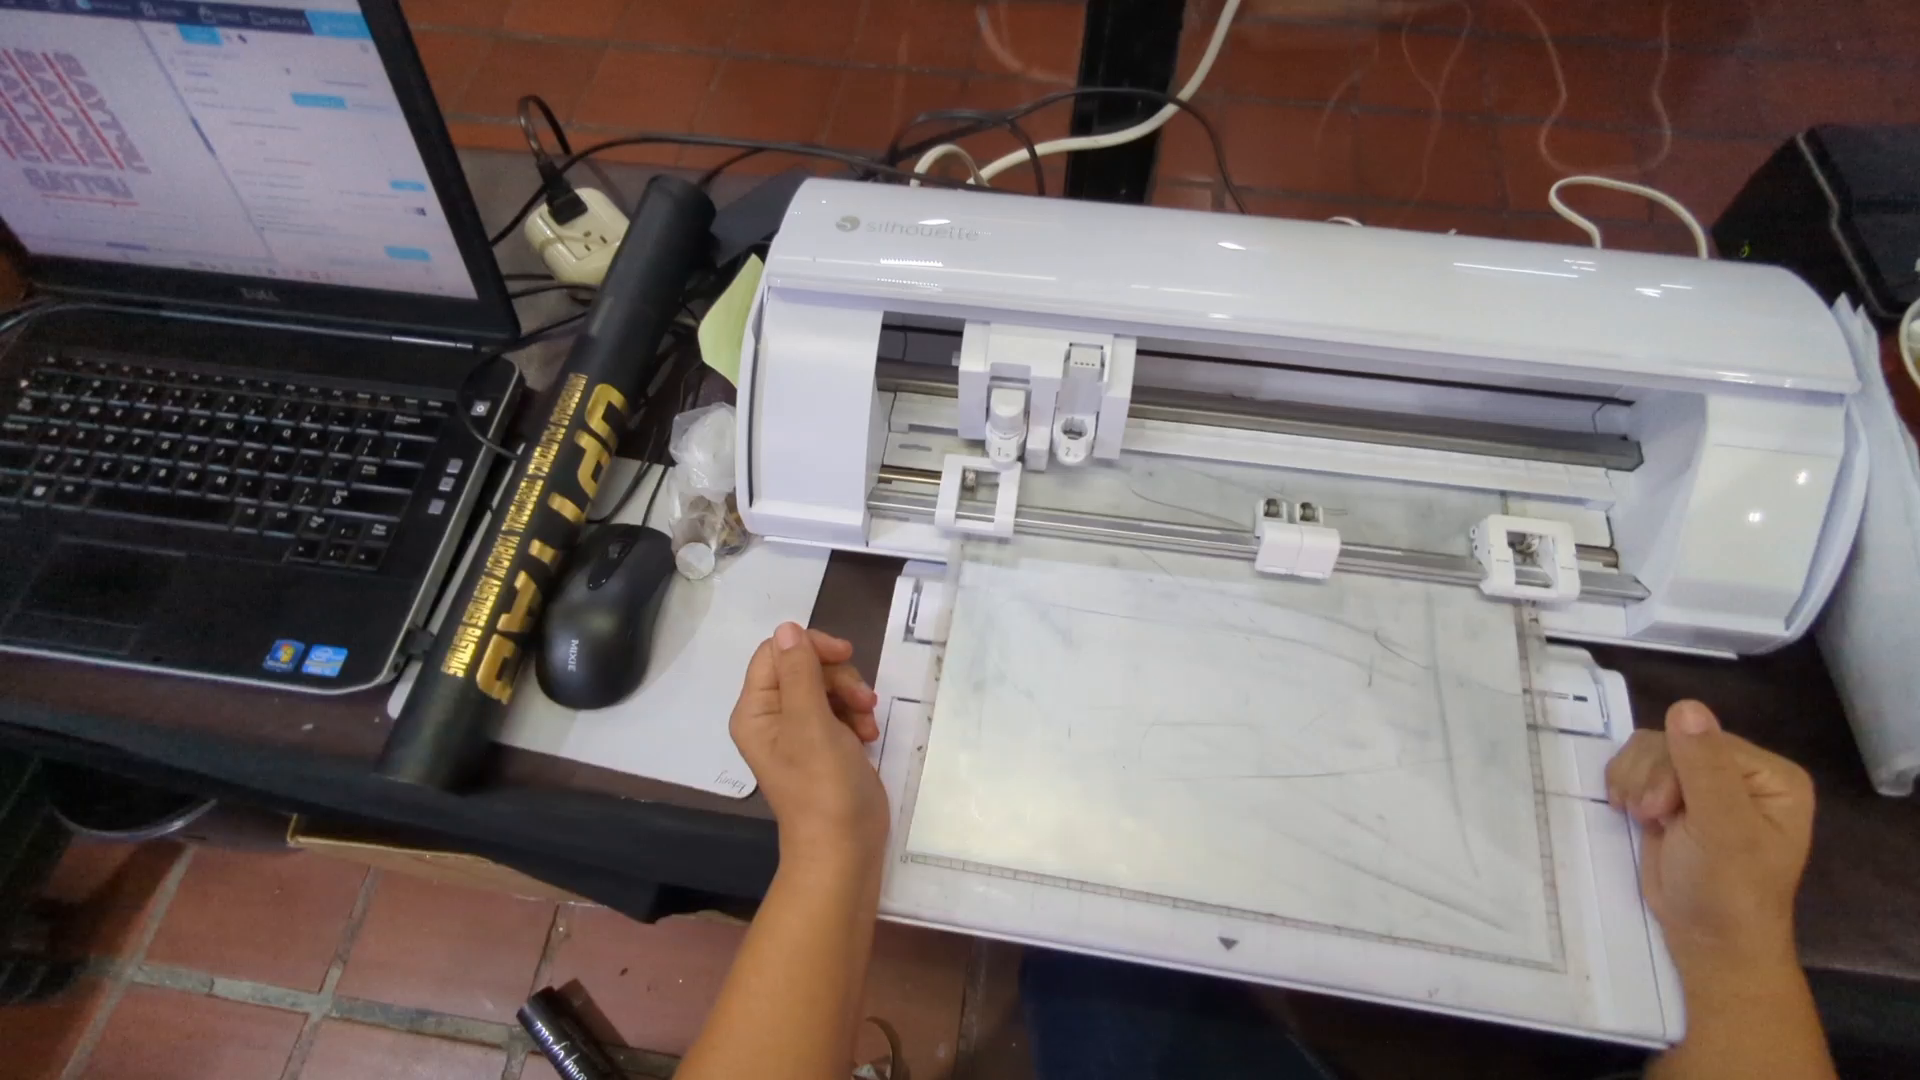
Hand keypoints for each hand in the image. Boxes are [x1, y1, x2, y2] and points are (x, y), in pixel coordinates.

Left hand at [730, 622, 887, 864]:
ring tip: (867, 721)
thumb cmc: (823, 786)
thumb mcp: (811, 723)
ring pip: (826, 684)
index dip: (810, 646)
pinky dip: (856, 715)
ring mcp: (799, 730)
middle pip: (804, 665)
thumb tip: (787, 627)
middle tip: (862, 699)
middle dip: (838, 676)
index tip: (845, 655)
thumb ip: (800, 672)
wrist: (845, 847)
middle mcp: (772, 716)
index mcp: (755, 710)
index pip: (775, 652)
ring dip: (852, 695)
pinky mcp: (824, 742)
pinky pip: (839, 707)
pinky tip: (868, 734)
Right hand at [1605, 700, 1815, 983]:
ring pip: (1644, 751)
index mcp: (1770, 776)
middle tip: (1649, 816)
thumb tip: (1686, 706)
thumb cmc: (1725, 886)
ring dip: (1630, 782)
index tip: (1661, 810)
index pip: (1699, 741)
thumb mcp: (1719, 827)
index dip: (1668, 770)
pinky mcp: (1671, 795)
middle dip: (1647, 779)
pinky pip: (1633, 765)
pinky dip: (1622, 785)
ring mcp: (1705, 784)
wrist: (1705, 934)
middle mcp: (1741, 773)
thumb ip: (1702, 767)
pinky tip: (1632, 811)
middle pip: (1668, 743)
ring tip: (1641, 816)